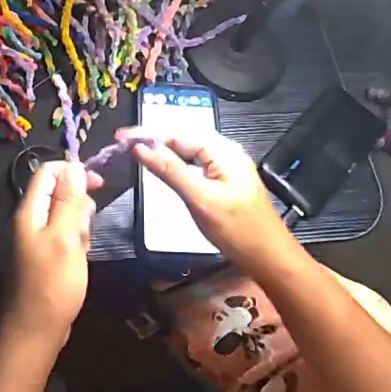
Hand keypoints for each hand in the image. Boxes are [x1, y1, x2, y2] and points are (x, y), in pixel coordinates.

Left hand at [7, 161, 100, 343]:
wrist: (37, 331)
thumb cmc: (52, 284)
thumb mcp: (66, 238)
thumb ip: (69, 201)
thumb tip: (75, 166)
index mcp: (29, 211)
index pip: (47, 172)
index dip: (73, 171)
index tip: (98, 183)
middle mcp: (30, 220)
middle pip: (58, 192)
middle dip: (79, 204)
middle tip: (86, 229)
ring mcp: (36, 238)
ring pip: (65, 215)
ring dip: (80, 225)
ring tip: (82, 249)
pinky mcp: (46, 254)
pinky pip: (65, 235)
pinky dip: (76, 241)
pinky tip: (80, 259)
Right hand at [129, 129, 305, 278]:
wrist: (270, 258)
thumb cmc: (238, 230)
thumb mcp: (200, 199)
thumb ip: (170, 171)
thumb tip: (142, 148)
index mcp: (222, 150)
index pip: (177, 134)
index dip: (146, 134)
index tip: (120, 137)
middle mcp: (226, 151)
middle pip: (182, 138)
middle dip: (152, 139)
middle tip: (122, 144)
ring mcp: (227, 166)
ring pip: (188, 151)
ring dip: (162, 151)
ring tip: (136, 152)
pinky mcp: (225, 180)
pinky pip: (195, 163)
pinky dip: (175, 164)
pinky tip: (162, 168)